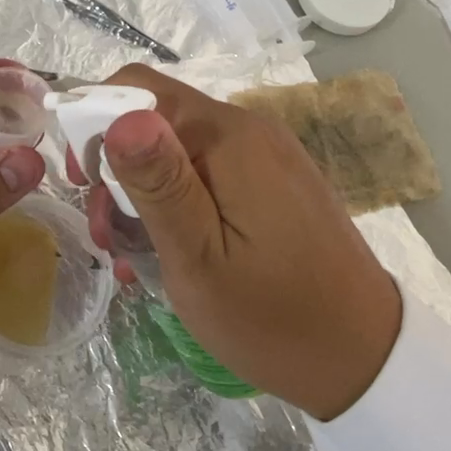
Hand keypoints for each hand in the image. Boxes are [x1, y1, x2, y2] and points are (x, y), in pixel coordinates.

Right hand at [84, 65, 401, 419]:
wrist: (367, 361)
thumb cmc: (273, 318)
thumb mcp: (198, 258)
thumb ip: (158, 183)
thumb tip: (119, 114)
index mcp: (229, 137)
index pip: (137, 88)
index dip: (95, 124)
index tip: (83, 184)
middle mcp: (249, 131)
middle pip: (155, 122)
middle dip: (118, 173)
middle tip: (108, 239)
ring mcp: (266, 157)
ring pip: (177, 152)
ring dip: (144, 197)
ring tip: (134, 259)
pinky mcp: (274, 184)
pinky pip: (208, 176)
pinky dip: (178, 206)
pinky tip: (172, 255)